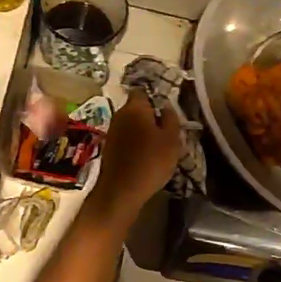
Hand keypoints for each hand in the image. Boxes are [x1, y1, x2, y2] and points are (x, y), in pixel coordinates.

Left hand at [90, 91, 183, 221]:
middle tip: (166, 129)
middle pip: (137, 108)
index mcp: (135, 107)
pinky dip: (134, 142)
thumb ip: (171, 118)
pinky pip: (125, 137)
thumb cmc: (151, 161)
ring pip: (131, 123)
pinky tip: (144, 155)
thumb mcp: (171, 139)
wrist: (121, 190)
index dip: (154, 97)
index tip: (165, 109)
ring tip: (157, 144)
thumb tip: (166, 106)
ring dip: (142, 130)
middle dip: (150, 115)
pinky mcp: (109, 146)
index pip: (142, 91)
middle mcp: (119, 114)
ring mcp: (112, 131)